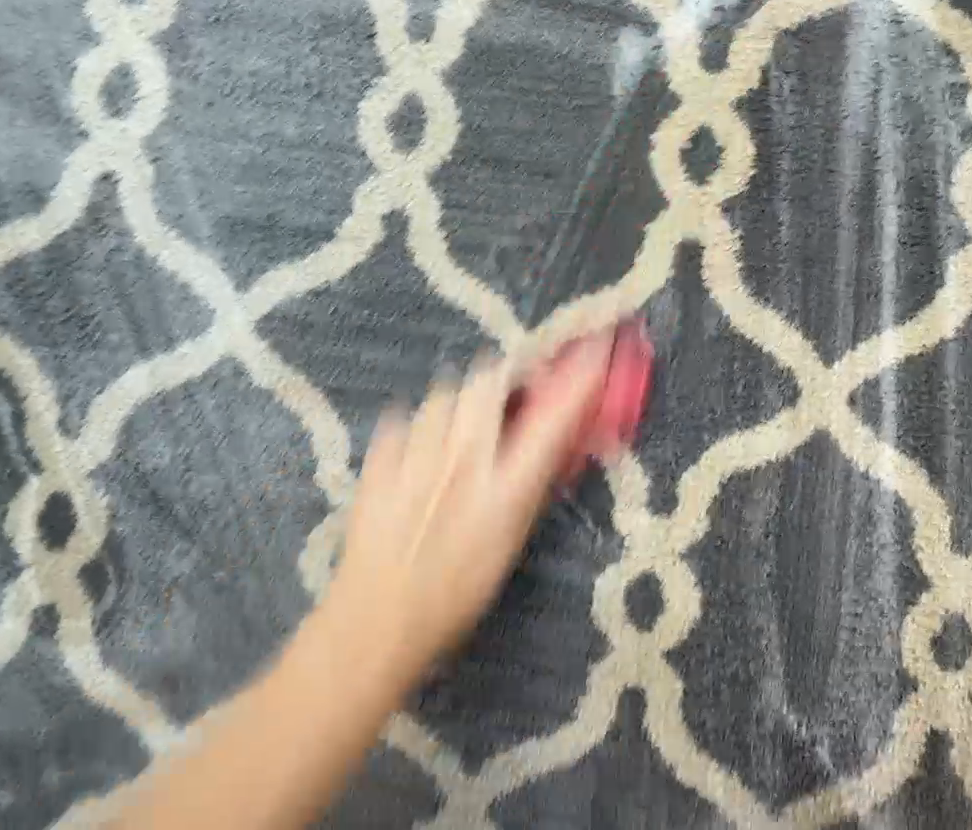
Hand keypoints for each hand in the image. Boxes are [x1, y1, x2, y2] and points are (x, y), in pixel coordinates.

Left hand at [327, 330, 620, 676]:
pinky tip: (421, 441)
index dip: (579, 376)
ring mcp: (415, 460)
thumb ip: (533, 489)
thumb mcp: (511, 545)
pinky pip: (402, 419)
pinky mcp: (377, 465)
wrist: (375, 626)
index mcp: (505, 490)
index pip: (554, 418)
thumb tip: (557, 448)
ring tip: (464, 420)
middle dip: (506, 374)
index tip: (596, 347)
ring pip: (445, 394)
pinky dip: (418, 422)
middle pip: (489, 383)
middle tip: (512, 388)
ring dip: (463, 398)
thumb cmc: (457, 596)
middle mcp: (463, 464)